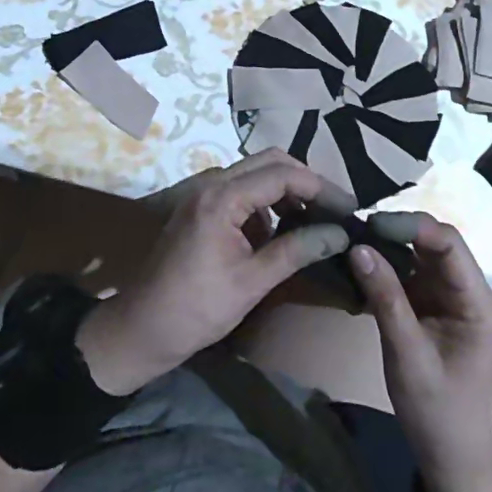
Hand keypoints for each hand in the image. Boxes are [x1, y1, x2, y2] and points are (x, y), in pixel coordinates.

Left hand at [75, 150, 356, 394]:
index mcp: (221, 197)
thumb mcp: (252, 281)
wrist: (142, 329)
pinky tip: (284, 230)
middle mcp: (211, 183)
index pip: (282, 174)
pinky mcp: (202, 206)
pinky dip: (268, 202)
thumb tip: (340, 234)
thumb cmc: (196, 309)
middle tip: (336, 210)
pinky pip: (243, 190)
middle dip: (306, 183)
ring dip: (287, 191)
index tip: (349, 210)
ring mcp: (204, 192)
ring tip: (317, 220)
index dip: (320, 188)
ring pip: (256, 173)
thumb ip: (297, 250)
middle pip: (270, 162)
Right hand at [352, 212, 491, 491]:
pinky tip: (361, 266)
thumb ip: (385, 298)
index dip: (412, 226)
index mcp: (478, 302)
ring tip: (352, 240)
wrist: (451, 459)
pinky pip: (410, 275)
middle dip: (397, 231)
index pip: (449, 244)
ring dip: (389, 247)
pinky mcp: (432, 308)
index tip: (370, 225)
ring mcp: (450, 299)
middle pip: (435, 244)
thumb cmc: (437, 410)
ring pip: (420, 255)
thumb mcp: (407, 354)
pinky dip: (387, 268)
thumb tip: (358, 247)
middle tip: (355, 229)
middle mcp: (468, 292)